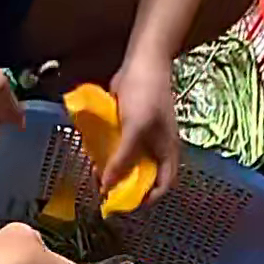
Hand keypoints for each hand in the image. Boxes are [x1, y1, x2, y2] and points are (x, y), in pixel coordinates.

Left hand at [107, 57, 180, 201]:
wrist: (142, 59)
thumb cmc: (145, 94)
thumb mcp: (133, 131)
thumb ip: (121, 160)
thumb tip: (106, 187)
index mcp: (167, 151)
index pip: (164, 184)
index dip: (149, 198)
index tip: (129, 204)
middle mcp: (157, 149)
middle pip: (144, 178)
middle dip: (126, 188)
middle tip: (107, 194)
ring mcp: (144, 139)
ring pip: (130, 166)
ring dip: (116, 174)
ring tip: (98, 179)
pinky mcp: (130, 131)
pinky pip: (121, 152)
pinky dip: (111, 158)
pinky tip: (96, 162)